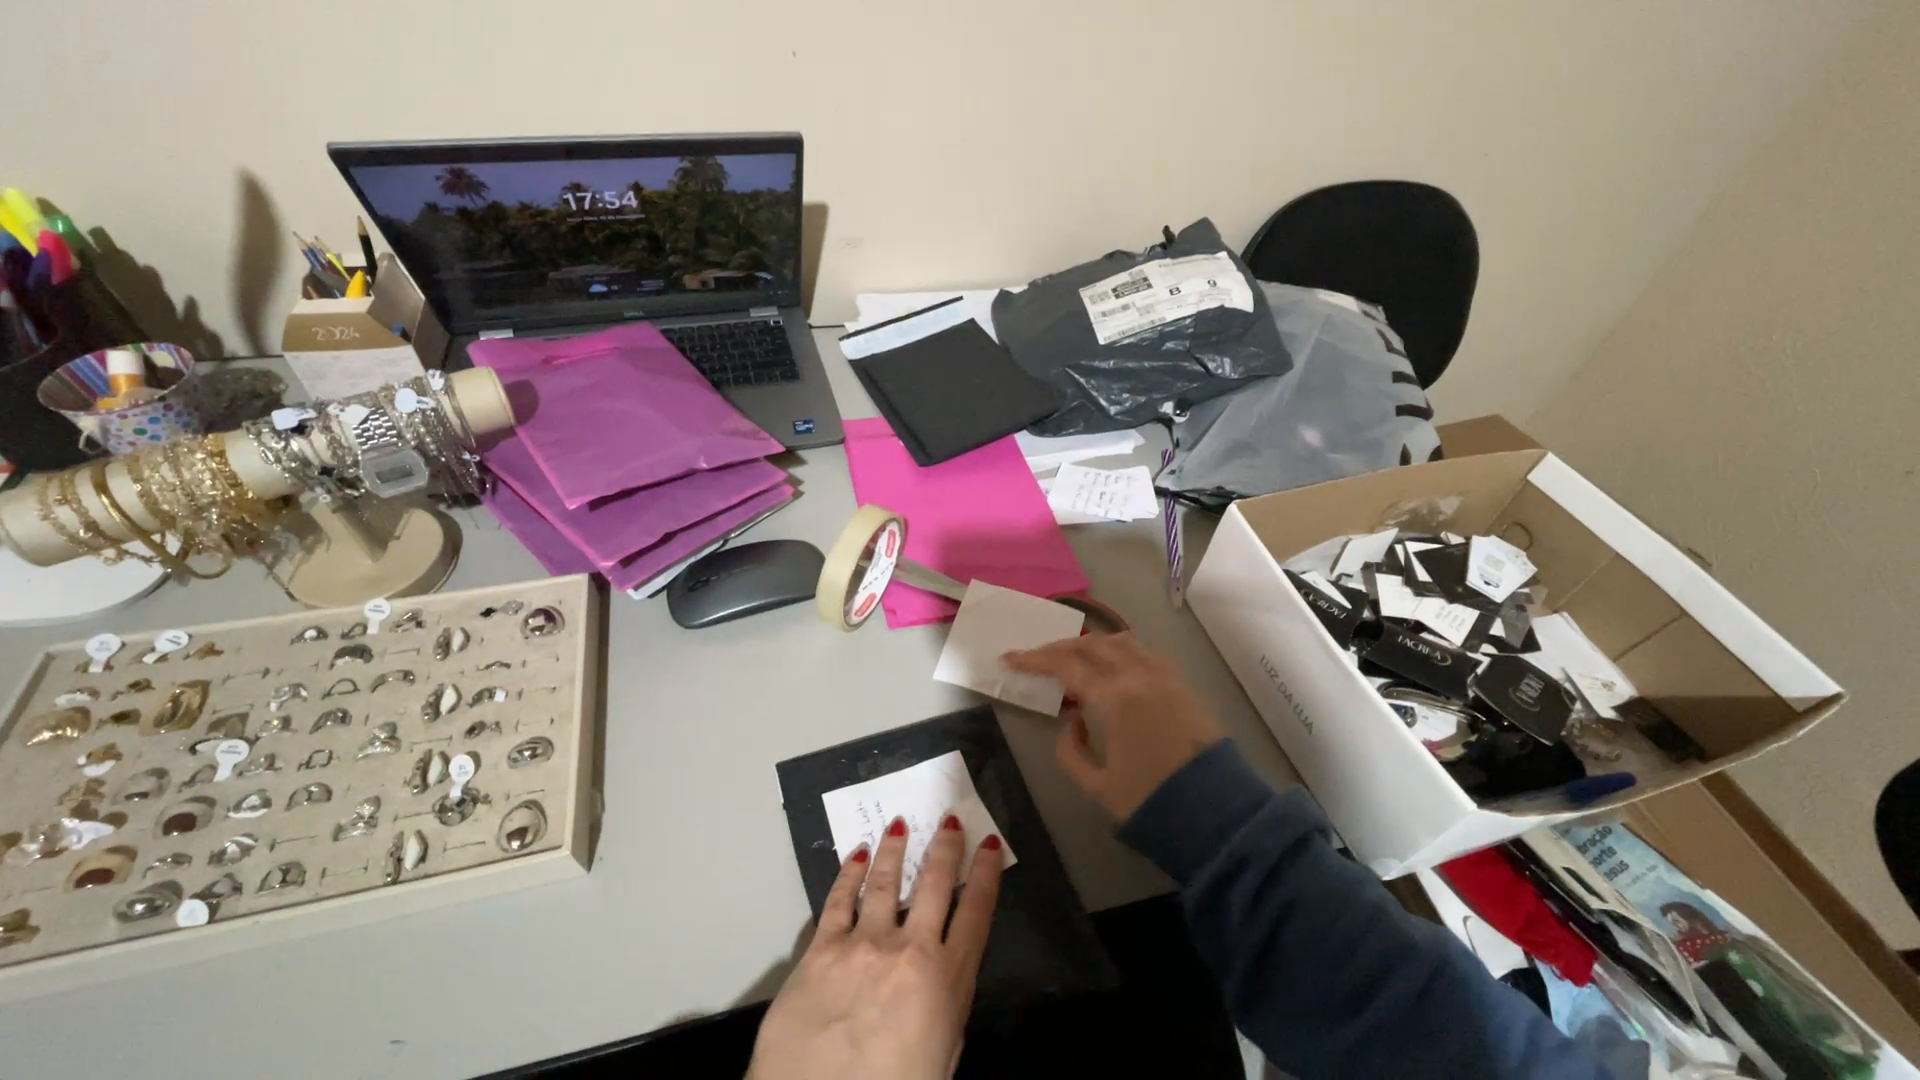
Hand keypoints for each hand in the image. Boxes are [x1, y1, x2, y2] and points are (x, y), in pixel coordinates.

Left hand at [747, 814, 1005, 1079]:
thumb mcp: (942, 1053)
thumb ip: (944, 1007)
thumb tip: (940, 980)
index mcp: (946, 979)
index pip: (976, 912)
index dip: (986, 874)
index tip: (990, 844)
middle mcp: (909, 949)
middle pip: (935, 885)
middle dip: (945, 848)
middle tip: (950, 819)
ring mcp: (863, 944)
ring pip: (886, 883)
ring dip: (896, 850)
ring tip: (900, 824)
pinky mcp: (822, 949)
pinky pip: (839, 901)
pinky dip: (850, 874)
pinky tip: (856, 855)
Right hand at [1004, 632, 1223, 820]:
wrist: (1216, 813)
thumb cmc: (1150, 801)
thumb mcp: (1096, 785)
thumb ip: (1071, 751)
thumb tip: (1071, 722)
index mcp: (1115, 697)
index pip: (1066, 666)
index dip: (1034, 660)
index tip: (1010, 658)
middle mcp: (1140, 676)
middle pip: (1092, 645)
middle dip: (1060, 648)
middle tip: (1038, 658)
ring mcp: (1166, 678)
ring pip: (1123, 642)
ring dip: (1093, 645)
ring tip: (1075, 659)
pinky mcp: (1184, 687)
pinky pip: (1146, 654)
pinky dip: (1122, 653)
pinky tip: (1115, 669)